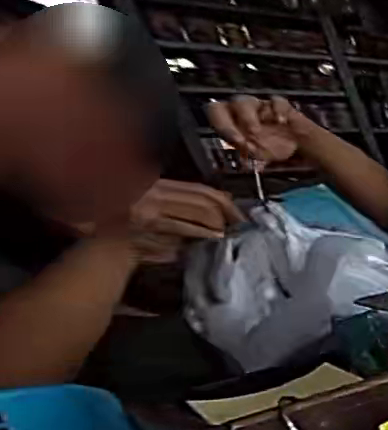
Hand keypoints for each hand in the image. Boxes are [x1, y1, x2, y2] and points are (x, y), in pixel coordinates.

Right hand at [115, 179, 243, 262]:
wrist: (105, 244)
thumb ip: (189, 202)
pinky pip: (187, 225)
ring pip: (203, 210)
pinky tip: (213, 238)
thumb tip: (227, 199)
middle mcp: (150, 189)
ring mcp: (147, 203)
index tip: (240, 216)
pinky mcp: (148, 220)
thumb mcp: (162, 208)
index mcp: (155, 184)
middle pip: (207, 199)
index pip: (202, 189)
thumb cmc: (136, 228)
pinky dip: (205, 232)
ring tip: (225, 234)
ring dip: (220, 225)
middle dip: (229, 215)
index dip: (227, 203)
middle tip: (240, 227)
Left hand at [206, 95, 308, 163]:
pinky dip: (278, 110)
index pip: (216, 116)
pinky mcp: (282, 106)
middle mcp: (240, 110)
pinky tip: (283, 122)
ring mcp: (260, 106)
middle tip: (248, 133)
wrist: (303, 144)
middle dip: (226, 120)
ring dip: (248, 116)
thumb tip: (246, 164)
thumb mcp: (263, 155)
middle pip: (223, 105)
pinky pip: (277, 102)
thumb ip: (253, 156)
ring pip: (245, 101)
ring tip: (259, 131)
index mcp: (231, 120)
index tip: (239, 142)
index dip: (223, 127)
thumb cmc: (276, 146)